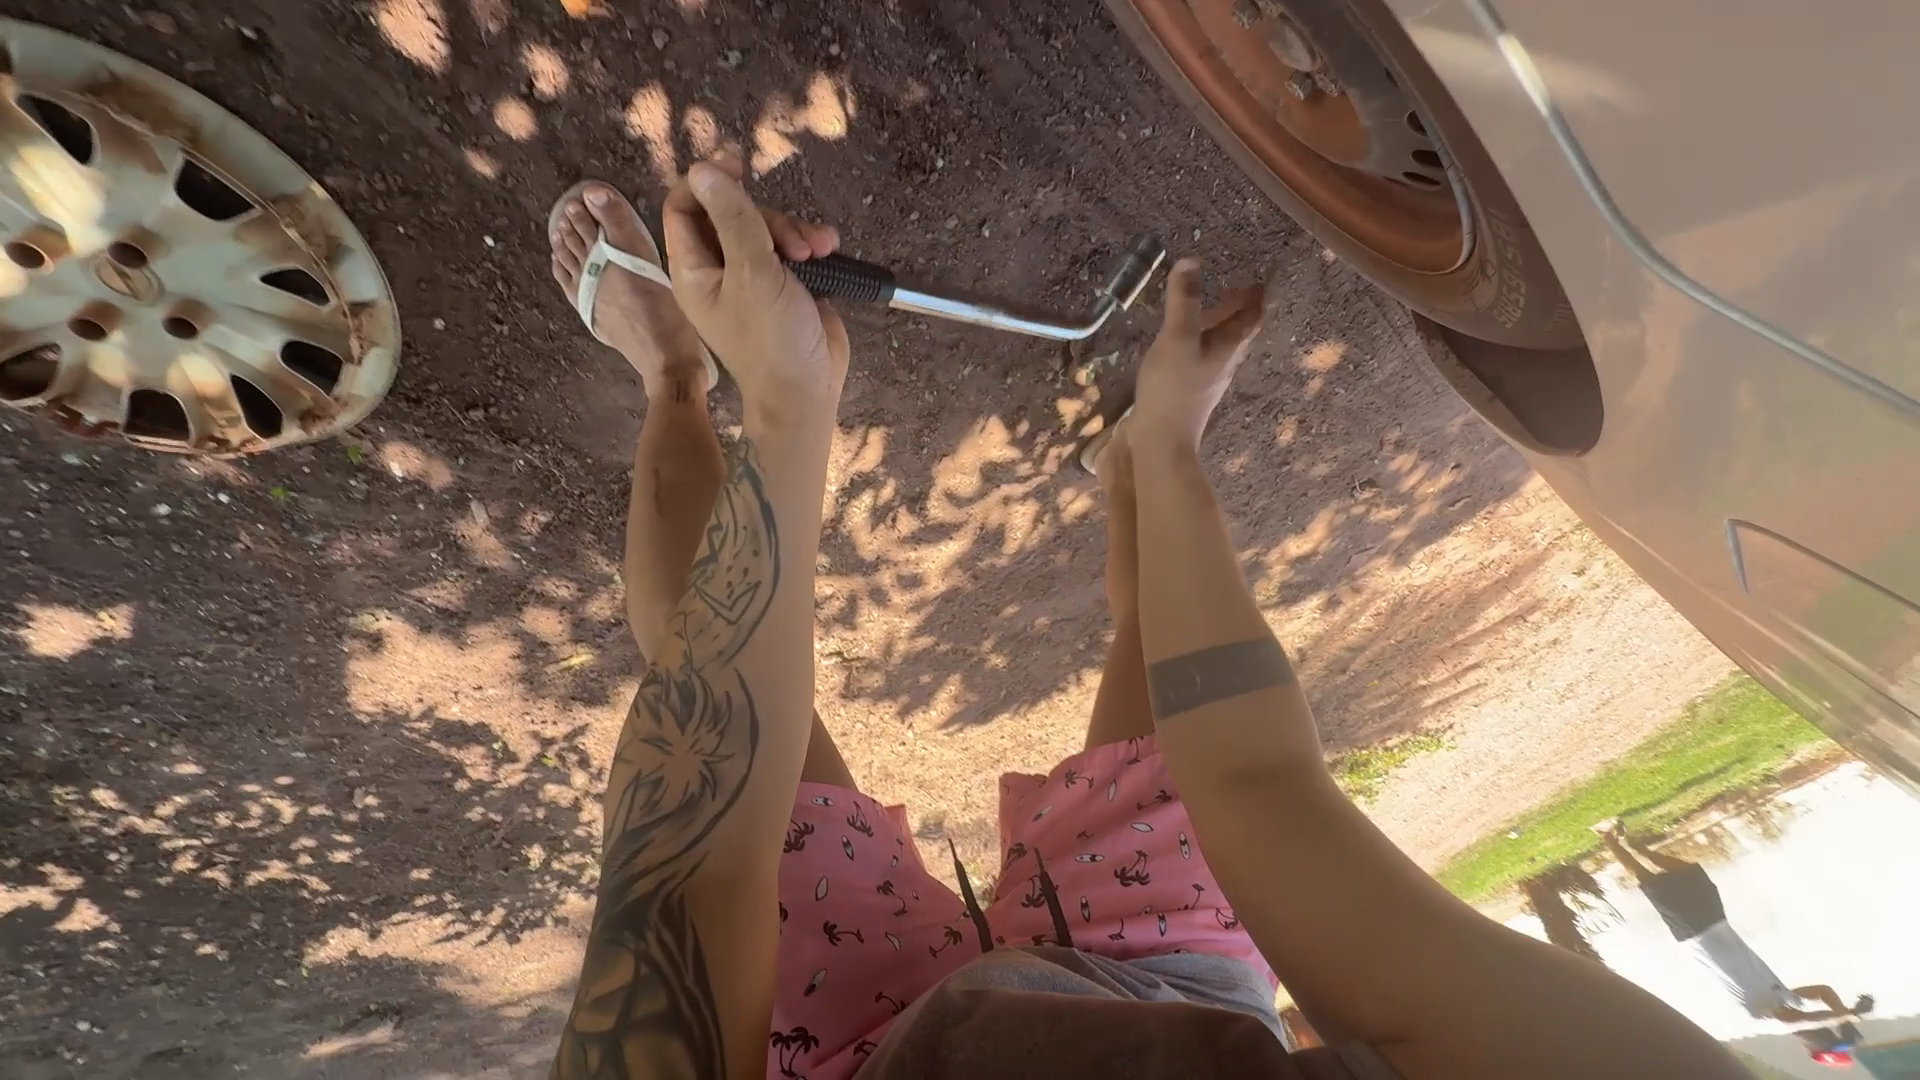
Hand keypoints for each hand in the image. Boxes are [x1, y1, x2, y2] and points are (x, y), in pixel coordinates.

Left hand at [662, 156, 849, 427]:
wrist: (807, 390)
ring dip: (795, 230)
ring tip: (817, 250)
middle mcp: (719, 272)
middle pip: (731, 214)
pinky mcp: (787, 287)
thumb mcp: (753, 273)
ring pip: (767, 229)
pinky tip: (829, 250)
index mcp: (694, 271)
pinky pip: (792, 249)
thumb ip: (732, 218)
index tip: (737, 166)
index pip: (682, 208)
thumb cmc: (772, 339)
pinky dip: (811, 245)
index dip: (705, 182)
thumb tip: (705, 168)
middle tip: (790, 240)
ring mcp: (754, 280)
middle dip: (766, 217)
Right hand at [1131, 258, 1267, 452]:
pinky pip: (1197, 362)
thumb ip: (1183, 301)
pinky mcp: (1186, 395)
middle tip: (1230, 289)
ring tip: (1202, 313)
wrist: (1160, 442)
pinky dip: (1195, 346)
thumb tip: (1191, 261)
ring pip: (1217, 349)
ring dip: (1215, 328)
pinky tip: (1179, 347)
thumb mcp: (1176, 338)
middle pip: (1237, 333)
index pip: (1251, 317)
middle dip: (1235, 311)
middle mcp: (1223, 365)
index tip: (1258, 279)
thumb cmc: (1172, 389)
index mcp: (1228, 348)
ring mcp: (1205, 382)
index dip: (1255, 297)